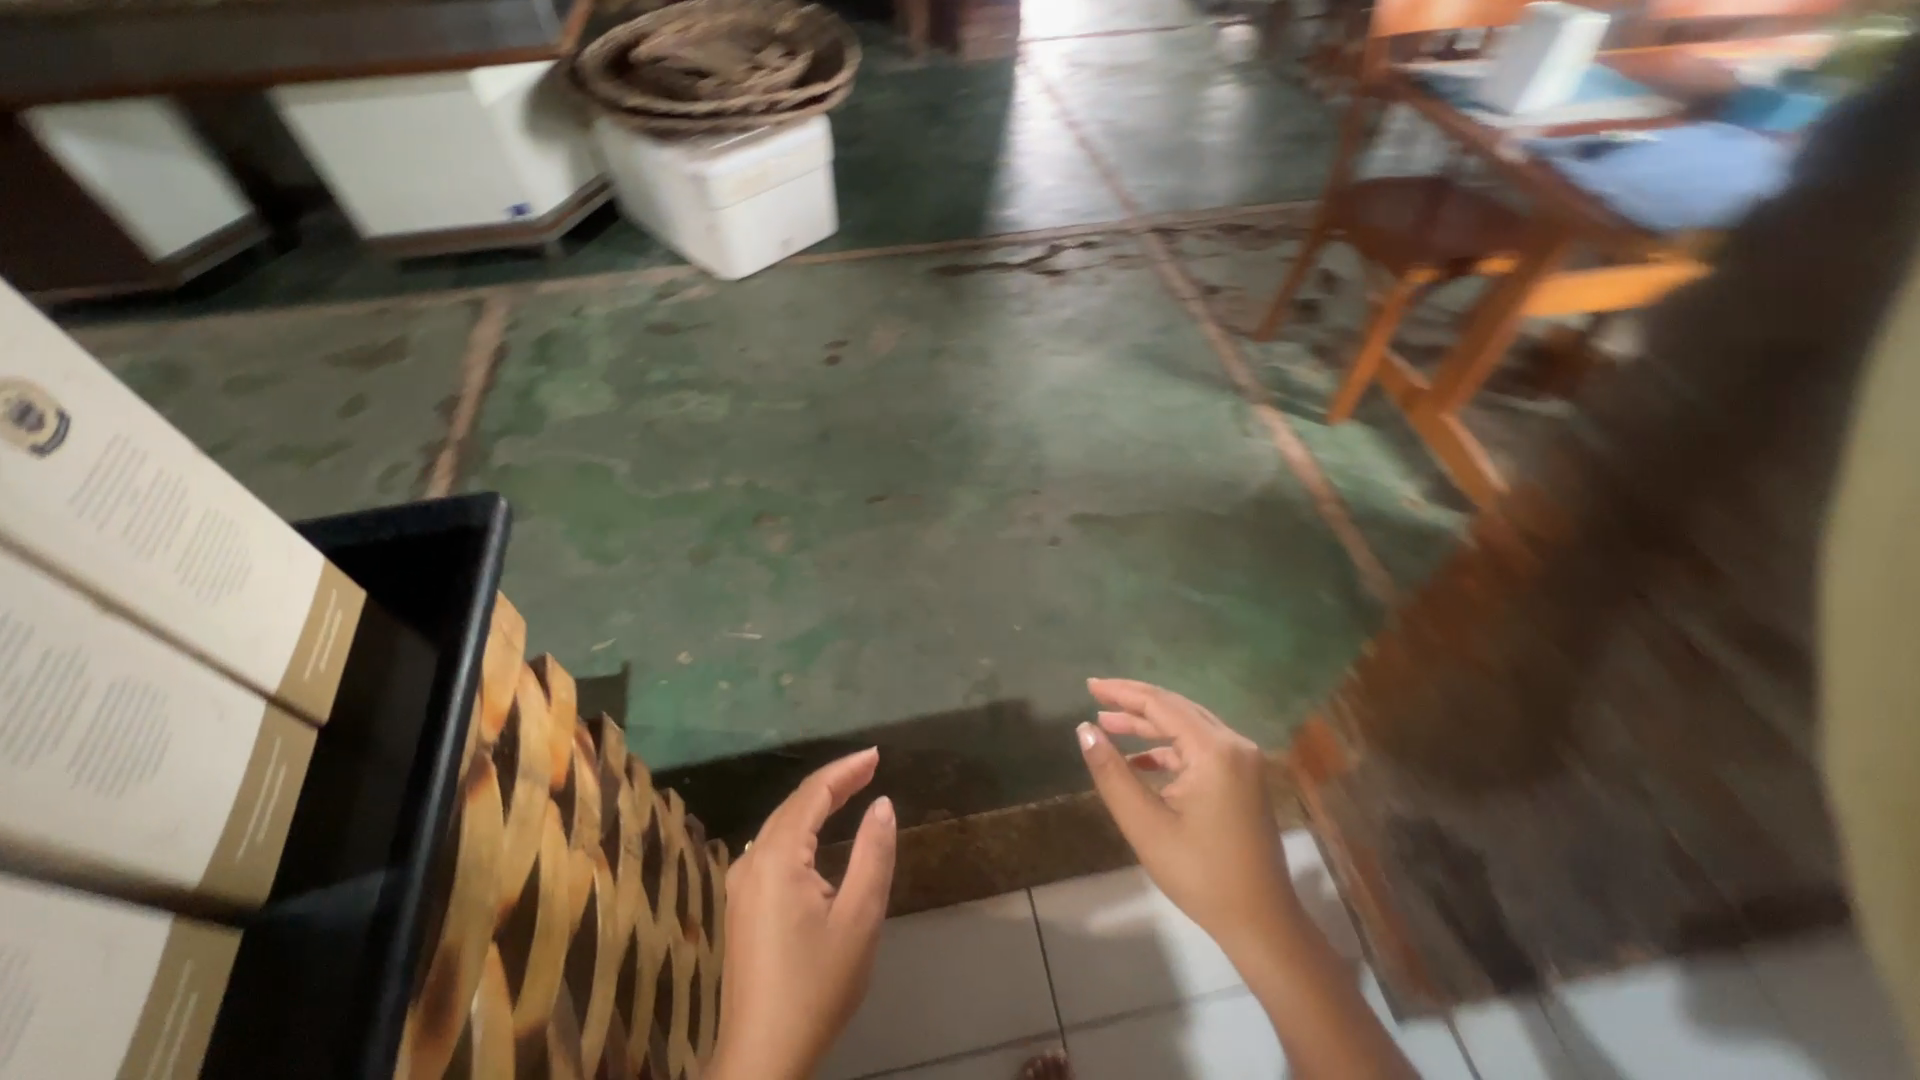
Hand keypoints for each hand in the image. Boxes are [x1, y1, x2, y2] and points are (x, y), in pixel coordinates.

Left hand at [709, 748, 896, 1079]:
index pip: (813, 794)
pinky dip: (800, 829)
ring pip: (780, 826)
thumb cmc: (818, 984)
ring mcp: (740, 884)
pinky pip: (772, 848)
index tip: (877, 754)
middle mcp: (750, 861)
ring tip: (852, 790)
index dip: (846, 769)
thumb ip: (873, 853)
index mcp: (777, 858)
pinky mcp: (741, 906)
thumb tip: (882, 804)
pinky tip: (817, 835)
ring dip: (815, 804)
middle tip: (871, 767)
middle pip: (793, 805)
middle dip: (833, 782)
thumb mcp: (860, 917)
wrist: (764, 1052)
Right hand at [1077, 678, 1297, 950]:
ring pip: (1190, 728)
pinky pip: (1202, 749)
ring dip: (1151, 726)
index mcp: (1214, 751)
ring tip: (1110, 726)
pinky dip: (1170, 749)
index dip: (1123, 692)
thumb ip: (1112, 772)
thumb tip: (1085, 730)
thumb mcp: (1145, 824)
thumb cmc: (1199, 873)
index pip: (1161, 704)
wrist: (1260, 920)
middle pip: (1178, 709)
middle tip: (1096, 697)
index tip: (1089, 686)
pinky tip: (1142, 762)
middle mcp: (1234, 746)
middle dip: (1135, 703)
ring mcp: (1244, 763)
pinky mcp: (1245, 780)